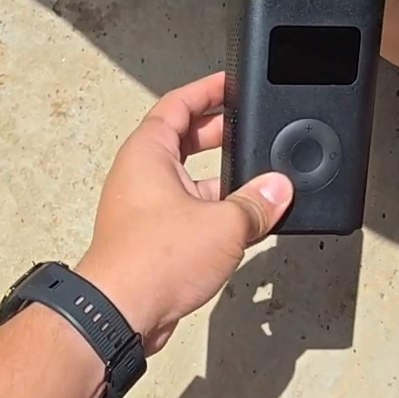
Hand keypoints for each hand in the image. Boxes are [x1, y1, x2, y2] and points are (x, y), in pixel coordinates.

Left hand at [76, 74, 292, 352]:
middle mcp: (140, 178)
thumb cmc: (151, 260)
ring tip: (257, 182)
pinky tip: (242, 226)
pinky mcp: (152, 242)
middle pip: (182, 142)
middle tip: (249, 129)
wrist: (120, 314)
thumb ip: (256, 203)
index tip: (230, 84)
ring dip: (220, 183)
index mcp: (147, 154)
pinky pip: (187, 216)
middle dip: (218, 135)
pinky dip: (213, 215)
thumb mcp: (222, 224)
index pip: (176, 105)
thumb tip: (278, 191)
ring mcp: (144, 211)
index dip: (206, 91)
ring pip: (187, 184)